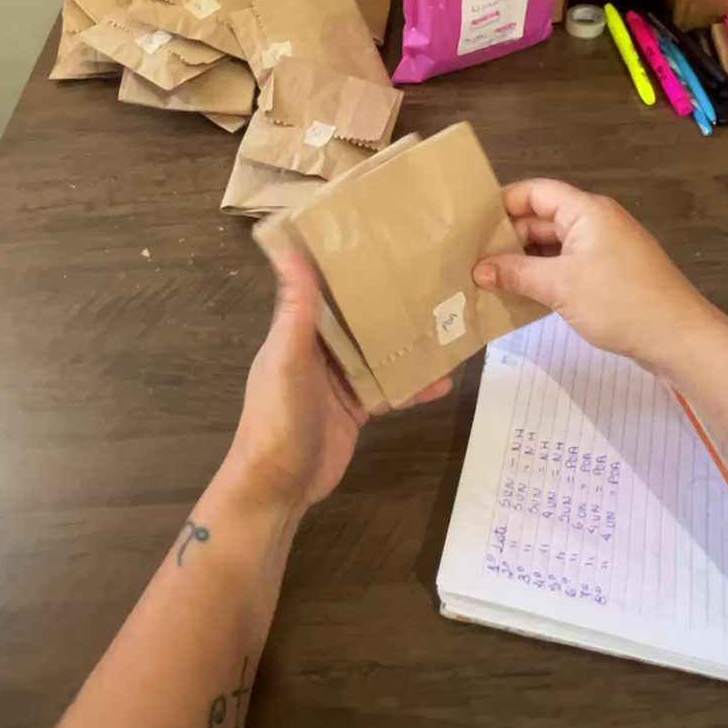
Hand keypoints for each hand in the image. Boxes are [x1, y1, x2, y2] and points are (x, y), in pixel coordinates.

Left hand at [231, 249, 450, 509]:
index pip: (324, 290)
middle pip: (358, 320)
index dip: (348, 268)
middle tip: (432, 281)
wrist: (279, 485)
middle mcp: (319, 352)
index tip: (382, 241)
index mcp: (298, 333)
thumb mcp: (287, 359)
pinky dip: (414, 386)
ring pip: (379, 354)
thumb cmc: (279, 417)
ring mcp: (340, 382)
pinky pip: (389, 389)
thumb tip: (288, 249)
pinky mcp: (357, 409)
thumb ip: (295, 310)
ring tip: (448, 327)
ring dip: (407, 344)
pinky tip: (444, 381)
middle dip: (389, 304)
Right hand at [473, 178, 725, 373]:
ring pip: (551, 246)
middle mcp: (594, 222)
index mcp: (585, 211)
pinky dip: (541, 276)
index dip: (502, 204)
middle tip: (470, 258)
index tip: (470, 225)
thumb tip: (478, 270)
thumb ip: (516, 273)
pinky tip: (517, 294)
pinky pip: (565, 266)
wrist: (677, 338)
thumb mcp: (560, 286)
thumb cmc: (619, 301)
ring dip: (522, 261)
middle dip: (507, 238)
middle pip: (540, 219)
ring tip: (486, 278)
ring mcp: (602, 249)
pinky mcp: (607, 274)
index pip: (534, 192)